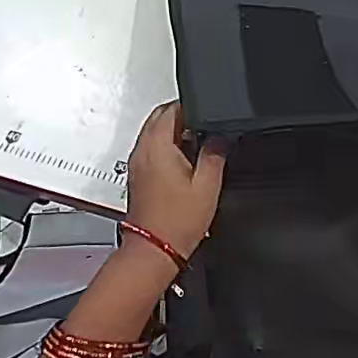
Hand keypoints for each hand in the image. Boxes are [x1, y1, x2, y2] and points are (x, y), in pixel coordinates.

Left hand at [124, 102, 226, 259]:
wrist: (155, 249)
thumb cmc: (175, 223)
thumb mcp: (207, 185)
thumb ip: (215, 154)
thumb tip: (221, 137)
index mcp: (157, 146)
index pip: (169, 109)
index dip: (189, 107)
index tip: (205, 113)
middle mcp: (141, 151)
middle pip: (158, 118)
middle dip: (180, 118)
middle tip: (203, 128)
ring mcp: (136, 164)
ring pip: (152, 133)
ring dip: (172, 133)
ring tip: (196, 147)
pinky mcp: (136, 176)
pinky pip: (149, 151)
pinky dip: (165, 149)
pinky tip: (183, 165)